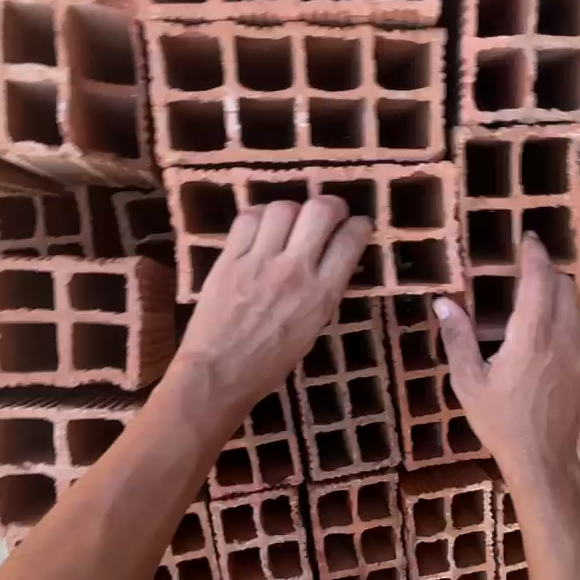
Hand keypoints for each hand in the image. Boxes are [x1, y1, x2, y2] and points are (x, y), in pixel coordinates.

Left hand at [173, 196, 371, 419]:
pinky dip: (259, 216)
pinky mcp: (229, 259)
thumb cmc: (269, 363)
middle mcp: (294, 271)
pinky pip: (247, 218)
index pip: (351, 241)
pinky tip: (261, 227)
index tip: (358, 225)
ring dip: (292, 209)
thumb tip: (330, 264)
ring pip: (283, 207)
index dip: (360, 226)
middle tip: (329, 214)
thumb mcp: (311, 331)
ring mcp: (259, 262)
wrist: (219, 373)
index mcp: (321, 296)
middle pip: (321, 211)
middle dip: (331, 205)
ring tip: (290, 222)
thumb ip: (322, 294)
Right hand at [435, 233, 579, 482]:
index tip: (528, 238)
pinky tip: (546, 332)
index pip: (539, 280)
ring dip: (558, 291)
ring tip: (535, 295)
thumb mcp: (468, 383)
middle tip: (525, 267)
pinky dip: (565, 316)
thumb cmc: (500, 422)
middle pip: (564, 285)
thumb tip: (443, 303)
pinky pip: (579, 328)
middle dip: (547, 269)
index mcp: (531, 337)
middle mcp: (562, 337)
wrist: (543, 459)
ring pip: (576, 305)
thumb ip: (458, 339)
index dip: (535, 254)